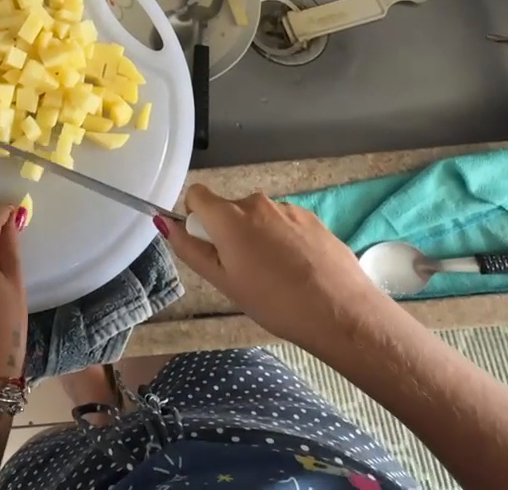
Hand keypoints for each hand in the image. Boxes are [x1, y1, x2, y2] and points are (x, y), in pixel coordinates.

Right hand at [159, 184, 388, 347]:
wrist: (342, 312)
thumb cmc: (274, 302)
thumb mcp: (223, 282)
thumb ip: (189, 249)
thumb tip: (165, 222)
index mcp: (228, 216)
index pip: (197, 194)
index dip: (196, 217)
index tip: (208, 245)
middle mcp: (255, 203)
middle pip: (229, 209)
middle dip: (229, 232)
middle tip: (243, 271)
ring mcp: (287, 208)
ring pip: (258, 218)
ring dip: (258, 237)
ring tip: (276, 276)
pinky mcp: (312, 218)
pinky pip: (285, 223)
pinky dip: (284, 241)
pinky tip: (299, 271)